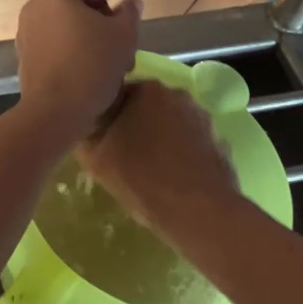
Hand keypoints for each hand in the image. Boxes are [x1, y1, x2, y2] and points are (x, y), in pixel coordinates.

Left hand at [14, 0, 142, 142]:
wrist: (54, 110)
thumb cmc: (91, 63)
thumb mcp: (123, 36)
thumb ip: (129, 13)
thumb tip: (132, 3)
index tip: (116, 10)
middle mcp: (35, 4)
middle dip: (99, 12)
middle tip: (118, 37)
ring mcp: (26, 29)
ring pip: (64, 21)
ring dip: (88, 32)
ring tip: (109, 58)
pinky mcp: (25, 53)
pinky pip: (53, 40)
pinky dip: (71, 46)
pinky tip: (88, 70)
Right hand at [78, 81, 240, 228]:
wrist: (200, 214)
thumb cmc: (142, 179)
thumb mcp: (95, 157)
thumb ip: (84, 131)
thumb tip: (82, 122)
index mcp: (147, 89)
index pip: (118, 94)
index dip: (109, 118)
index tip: (104, 140)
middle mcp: (178, 94)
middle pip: (147, 107)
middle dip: (136, 124)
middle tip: (123, 154)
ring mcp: (204, 117)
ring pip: (171, 124)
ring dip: (160, 138)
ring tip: (150, 169)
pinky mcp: (220, 141)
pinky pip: (191, 142)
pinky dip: (182, 153)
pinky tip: (174, 177)